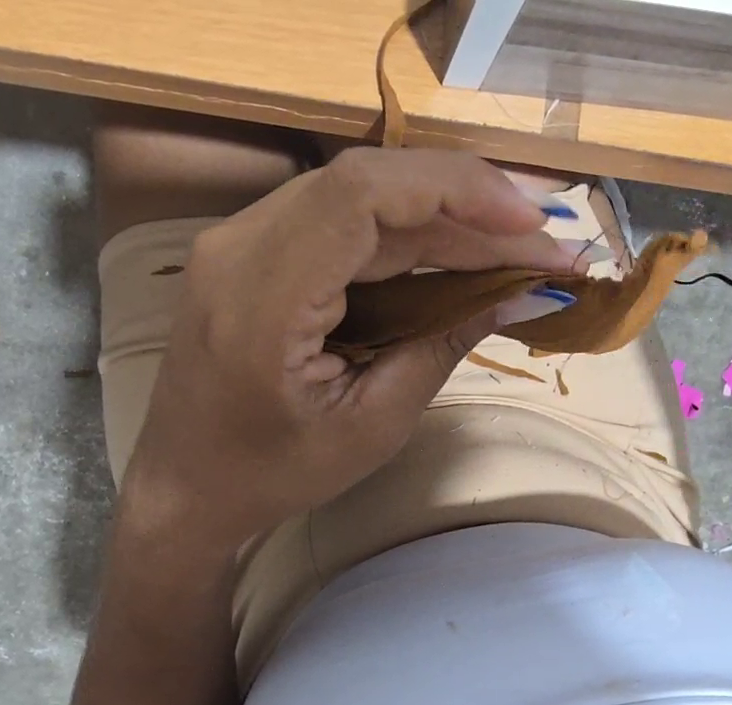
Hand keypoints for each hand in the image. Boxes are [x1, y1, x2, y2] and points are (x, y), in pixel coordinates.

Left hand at [120, 148, 585, 550]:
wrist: (186, 489)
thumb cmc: (272, 475)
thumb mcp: (369, 427)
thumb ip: (440, 350)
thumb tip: (517, 299)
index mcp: (262, 297)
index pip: (364, 195)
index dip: (457, 191)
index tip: (531, 226)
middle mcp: (240, 246)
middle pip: (369, 188)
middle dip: (467, 208)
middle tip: (544, 244)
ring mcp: (238, 242)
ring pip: (358, 200)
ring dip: (441, 220)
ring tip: (515, 251)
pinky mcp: (251, 252)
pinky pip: (337, 223)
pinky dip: (402, 237)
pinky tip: (454, 256)